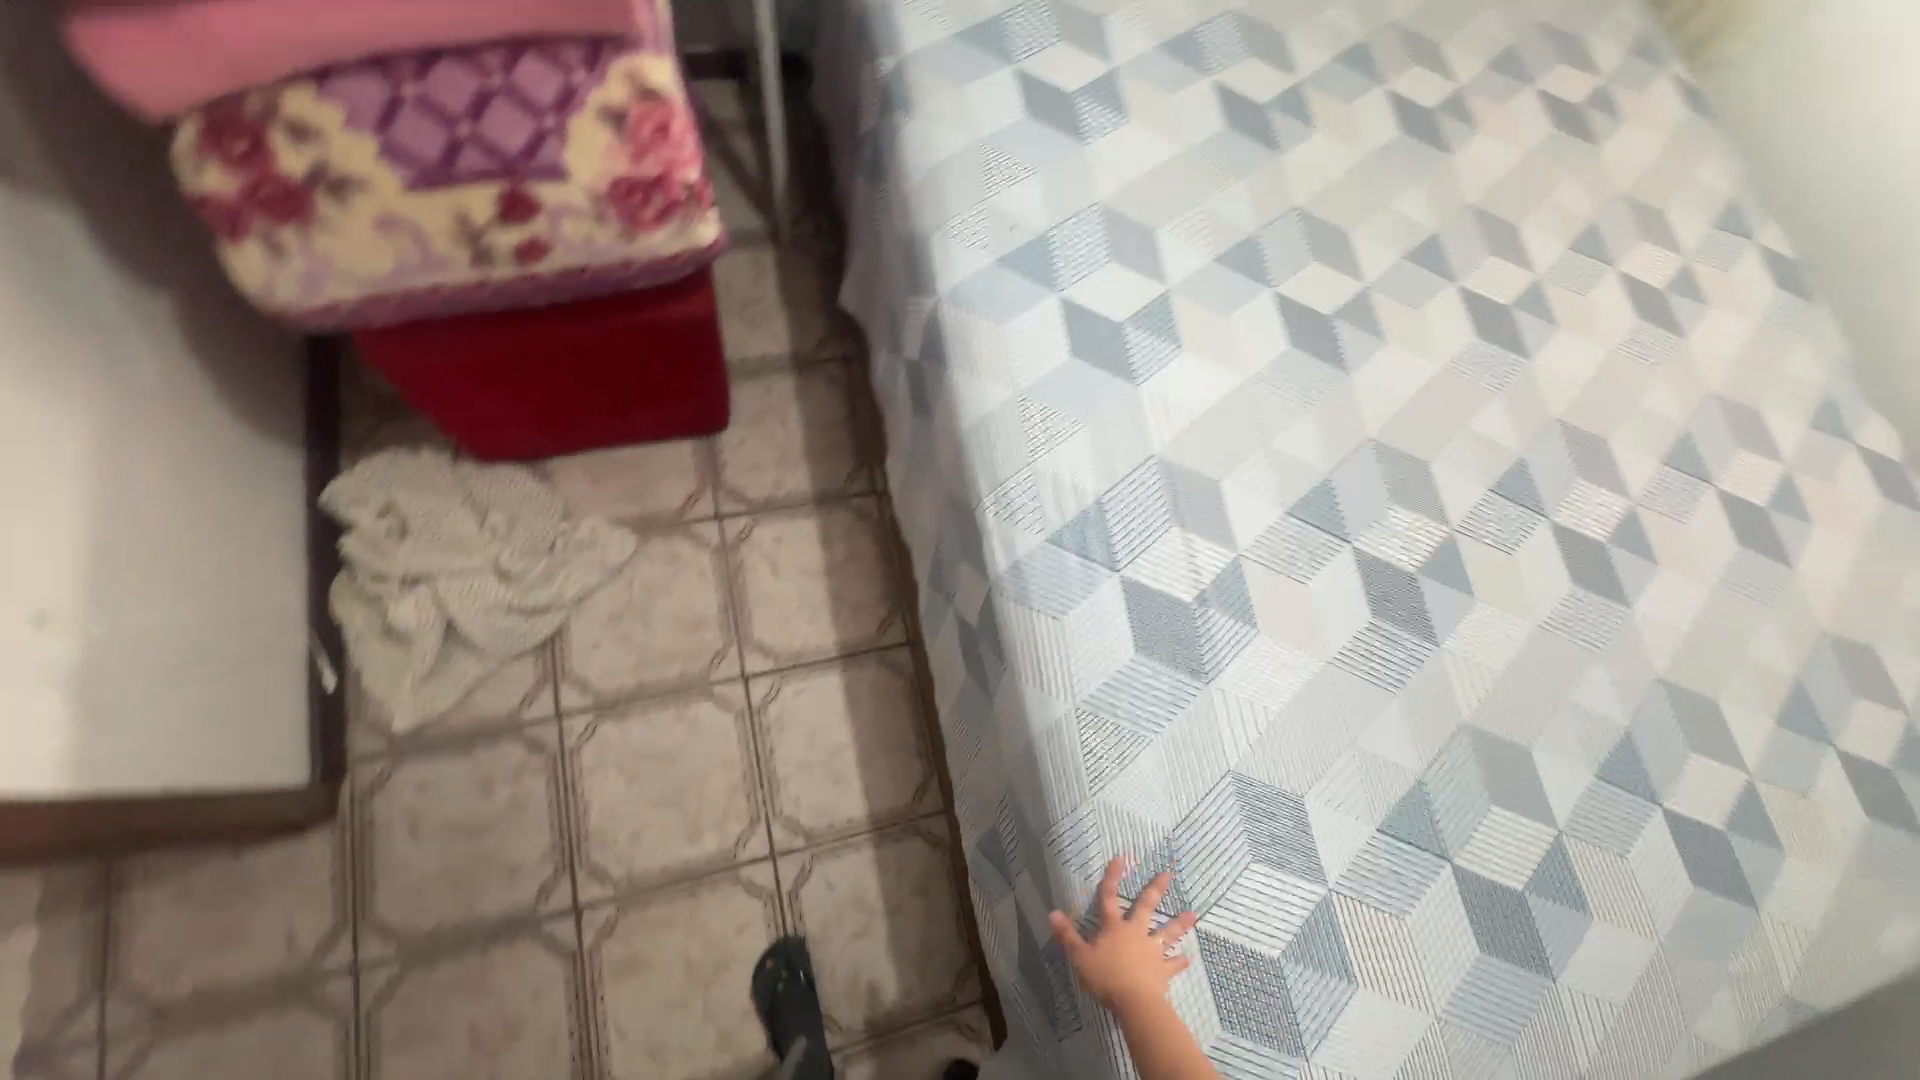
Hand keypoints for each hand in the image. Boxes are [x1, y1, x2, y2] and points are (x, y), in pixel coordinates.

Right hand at [1049, 857, 1199, 1012]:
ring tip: (1193, 914)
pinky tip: (1189, 959)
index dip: (1113, 877)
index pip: (1109, 898)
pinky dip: (1179, 962)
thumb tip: (1052, 912)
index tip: (1121, 858)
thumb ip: (1067, 935)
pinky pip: (1173, 964)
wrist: (1134, 1002)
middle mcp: (1135, 933)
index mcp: (1113, 928)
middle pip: (1146, 907)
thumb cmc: (1105, 977)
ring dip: (1180, 923)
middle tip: (1168, 874)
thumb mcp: (1079, 957)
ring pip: (1167, 932)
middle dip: (1155, 889)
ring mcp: (1152, 951)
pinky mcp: (1162, 971)